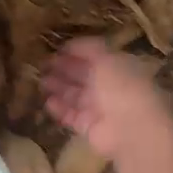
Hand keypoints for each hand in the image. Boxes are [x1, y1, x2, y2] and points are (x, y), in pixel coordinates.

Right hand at [40, 38, 172, 160]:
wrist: (131, 128)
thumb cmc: (122, 86)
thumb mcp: (107, 58)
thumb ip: (89, 48)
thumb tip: (70, 44)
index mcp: (119, 67)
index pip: (95, 57)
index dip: (76, 52)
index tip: (56, 49)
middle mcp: (110, 87)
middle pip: (84, 76)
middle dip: (64, 69)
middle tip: (42, 65)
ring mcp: (100, 109)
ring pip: (76, 96)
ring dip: (59, 88)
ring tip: (40, 81)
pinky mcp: (90, 127)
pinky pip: (72, 116)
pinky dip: (60, 109)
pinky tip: (47, 102)